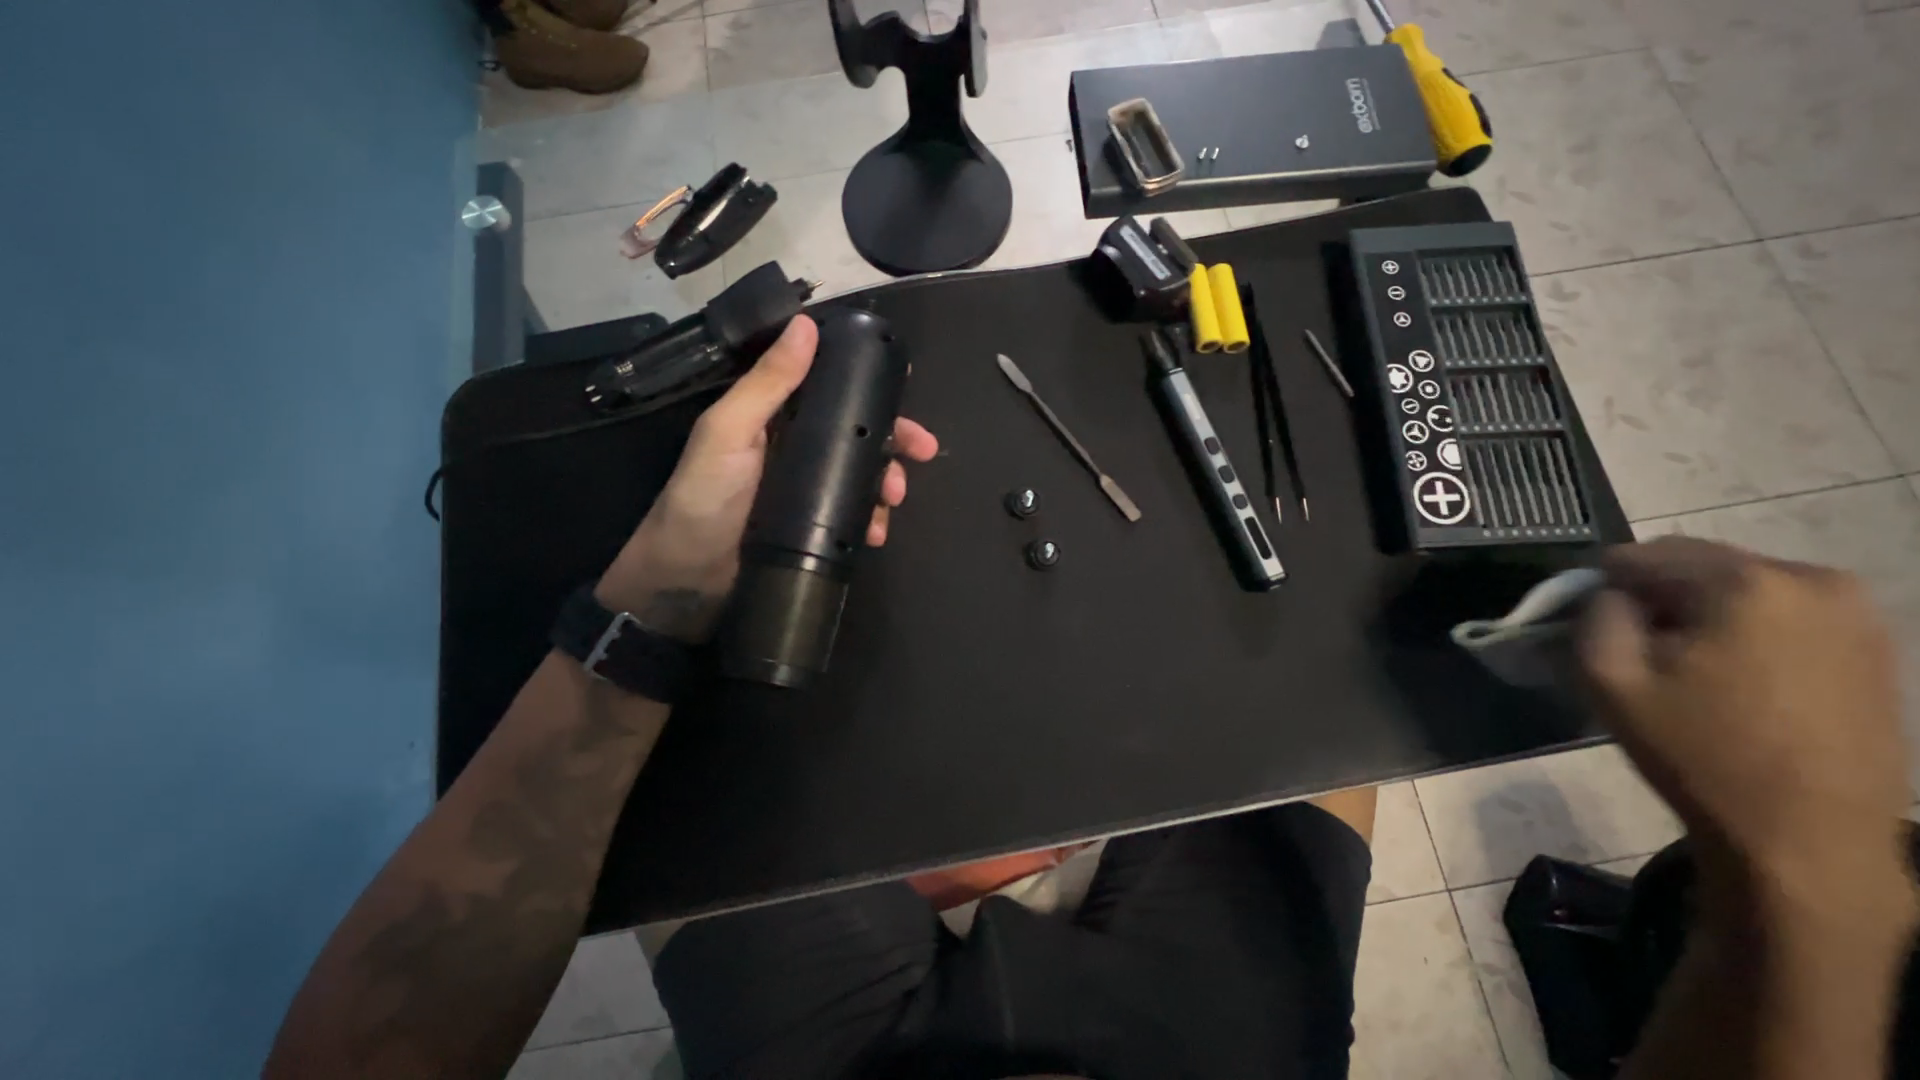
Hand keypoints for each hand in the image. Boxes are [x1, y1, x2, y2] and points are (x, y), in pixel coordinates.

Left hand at [595, 315, 938, 641]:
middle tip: (924, 451)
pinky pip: (854, 514)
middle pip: (857, 432)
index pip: (830, 388)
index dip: (868, 385)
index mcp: (774, 415)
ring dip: (887, 482)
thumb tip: (807, 324)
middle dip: (894, 440)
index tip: (904, 385)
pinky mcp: (814, 525)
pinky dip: (872, 519)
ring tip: (892, 500)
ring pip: (862, 474)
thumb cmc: (704, 495)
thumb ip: (768, 382)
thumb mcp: (730, 431)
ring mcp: (807, 488)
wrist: (688, 576)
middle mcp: (795, 446)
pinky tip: (877, 531)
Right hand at [1578, 537, 1909, 889]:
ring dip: (1705, 615)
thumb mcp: (1609, 680)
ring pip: (1742, 588)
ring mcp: (1857, 612)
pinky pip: (1785, 615)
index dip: (1604, 589)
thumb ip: (1594, 614)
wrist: (1809, 838)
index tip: (1596, 631)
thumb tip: (1611, 594)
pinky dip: (1750, 633)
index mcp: (1746, 581)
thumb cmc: (1701, 754)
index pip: (1642, 554)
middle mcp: (1813, 578)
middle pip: (1699, 564)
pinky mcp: (1876, 646)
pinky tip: (1741, 683)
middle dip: (1660, 599)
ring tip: (1694, 672)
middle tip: (1642, 654)